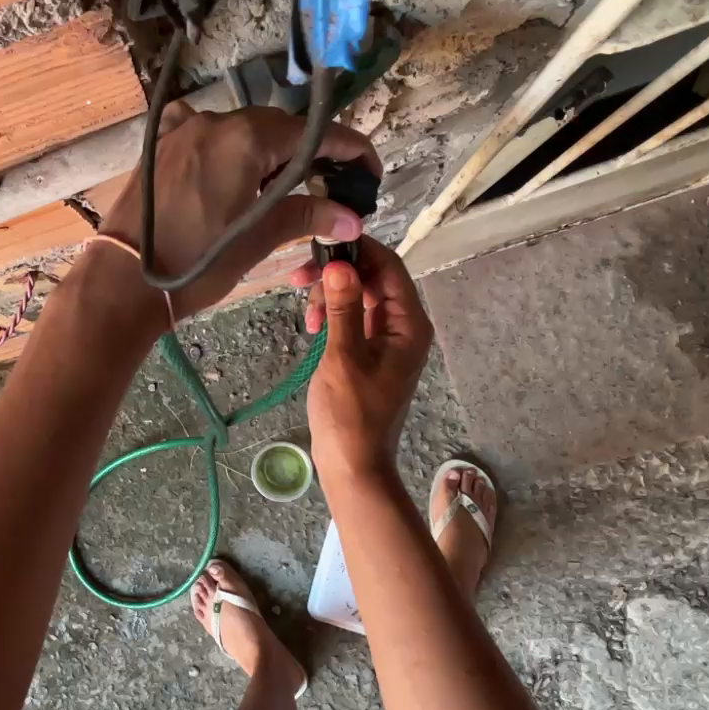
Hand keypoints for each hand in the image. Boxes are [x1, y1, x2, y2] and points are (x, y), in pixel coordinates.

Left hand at [100, 105, 378, 318]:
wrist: (122, 281)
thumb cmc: (195, 263)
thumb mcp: (256, 240)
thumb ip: (306, 217)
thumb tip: (351, 216)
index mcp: (244, 137)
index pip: (312, 133)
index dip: (348, 149)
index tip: (369, 170)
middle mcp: (214, 121)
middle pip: (277, 130)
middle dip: (308, 155)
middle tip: (329, 188)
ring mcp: (182, 131)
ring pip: (242, 134)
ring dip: (269, 157)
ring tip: (284, 193)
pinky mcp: (161, 148)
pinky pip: (209, 141)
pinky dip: (233, 156)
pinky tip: (238, 181)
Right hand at [295, 236, 433, 486]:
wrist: (353, 463)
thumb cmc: (350, 414)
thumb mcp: (343, 357)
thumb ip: (344, 308)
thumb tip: (341, 265)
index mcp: (408, 325)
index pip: (389, 267)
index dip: (359, 250)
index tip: (320, 245)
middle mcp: (403, 327)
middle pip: (374, 279)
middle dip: (339, 274)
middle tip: (300, 278)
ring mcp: (387, 341)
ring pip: (360, 297)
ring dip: (332, 296)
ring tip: (308, 315)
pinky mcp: (370, 354)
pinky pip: (354, 320)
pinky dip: (333, 316)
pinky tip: (313, 327)